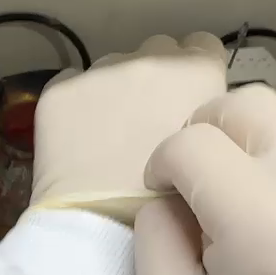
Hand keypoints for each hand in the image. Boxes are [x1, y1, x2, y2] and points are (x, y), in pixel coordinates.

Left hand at [29, 33, 227, 222]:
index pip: (202, 46)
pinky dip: (75, 106)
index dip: (194, 74)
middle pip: (156, 52)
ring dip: (114, 92)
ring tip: (108, 137)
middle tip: (147, 123)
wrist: (104, 228)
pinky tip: (78, 139)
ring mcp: (99, 72)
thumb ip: (209, 115)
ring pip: (111, 69)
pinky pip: (70, 86)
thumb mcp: (216, 153)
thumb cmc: (174, 205)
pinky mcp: (59, 91)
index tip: (185, 101)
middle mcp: (149, 59)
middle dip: (154, 79)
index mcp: (196, 71)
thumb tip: (196, 109)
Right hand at [135, 87, 275, 274]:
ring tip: (246, 186)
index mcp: (262, 226)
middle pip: (245, 104)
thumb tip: (169, 191)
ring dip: (252, 137)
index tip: (164, 195)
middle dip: (205, 132)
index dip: (162, 163)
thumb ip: (152, 235)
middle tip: (200, 179)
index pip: (192, 143)